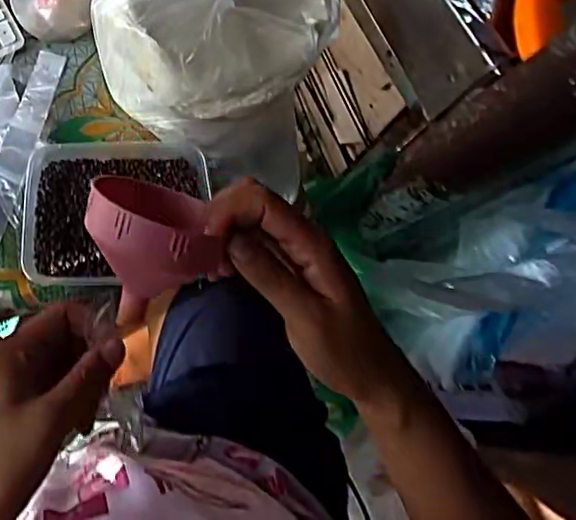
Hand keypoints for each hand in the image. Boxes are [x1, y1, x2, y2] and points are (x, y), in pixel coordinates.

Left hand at [0, 303, 123, 519]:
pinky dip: (73, 400)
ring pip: (65, 364)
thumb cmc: (7, 460)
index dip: (92, 325)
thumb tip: (120, 341)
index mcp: (17, 350)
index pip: (64, 313)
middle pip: (67, 337)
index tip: (113, 353)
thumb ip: (88, 375)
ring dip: (85, 383)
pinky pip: (57, 388)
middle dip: (91, 359)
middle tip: (104, 391)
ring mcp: (17, 384)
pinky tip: (78, 425)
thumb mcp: (53, 416)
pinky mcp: (21, 408)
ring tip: (89, 414)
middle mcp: (17, 359)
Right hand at [203, 178, 416, 410]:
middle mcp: (302, 235)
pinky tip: (221, 271)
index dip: (230, 209)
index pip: (264, 200)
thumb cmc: (344, 350)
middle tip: (203, 252)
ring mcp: (295, 248)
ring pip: (252, 219)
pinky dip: (234, 248)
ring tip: (209, 265)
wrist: (372, 374)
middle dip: (224, 215)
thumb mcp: (305, 317)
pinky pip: (256, 241)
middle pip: (255, 200)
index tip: (207, 240)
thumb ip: (269, 276)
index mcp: (310, 240)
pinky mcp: (289, 264)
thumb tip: (231, 239)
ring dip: (226, 233)